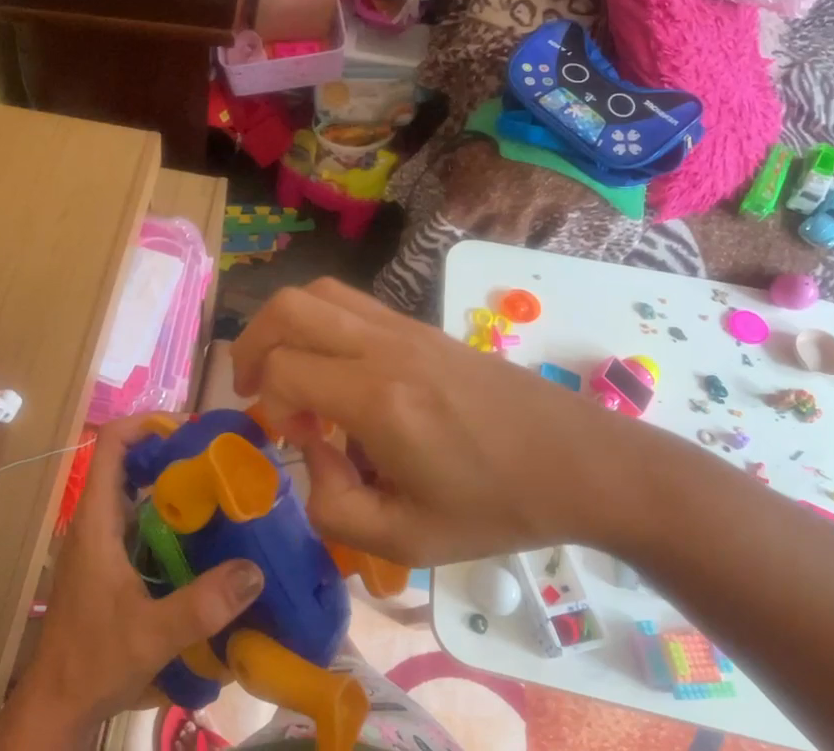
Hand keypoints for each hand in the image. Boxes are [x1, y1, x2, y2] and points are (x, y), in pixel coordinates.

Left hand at [0, 417, 263, 748]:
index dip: (146, 424)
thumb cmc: (93, 659)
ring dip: (175, 490)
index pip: (111, 445)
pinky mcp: (110, 568)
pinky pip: (142, 528)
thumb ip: (201, 605)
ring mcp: (102, 546)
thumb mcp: (151, 634)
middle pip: (129, 466)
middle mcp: (97, 523)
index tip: (192, 428)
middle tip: (222, 461)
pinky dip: (172, 523)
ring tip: (223, 494)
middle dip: (173, 455)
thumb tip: (254, 570)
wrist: (58, 703)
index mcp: (96, 521)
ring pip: (137, 498)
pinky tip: (206, 542)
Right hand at [231, 278, 641, 566]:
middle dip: (251, 344)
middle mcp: (385, 349)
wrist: (581, 464)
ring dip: (282, 325)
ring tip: (282, 368)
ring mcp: (405, 329)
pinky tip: (333, 368)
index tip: (294, 438)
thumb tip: (312, 451)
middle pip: (287, 309)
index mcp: (379, 400)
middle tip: (252, 388)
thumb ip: (333, 507)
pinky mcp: (421, 326)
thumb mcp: (408, 540)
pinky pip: (350, 302)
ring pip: (317, 293)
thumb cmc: (497, 508)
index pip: (283, 370)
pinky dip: (319, 322)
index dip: (266, 402)